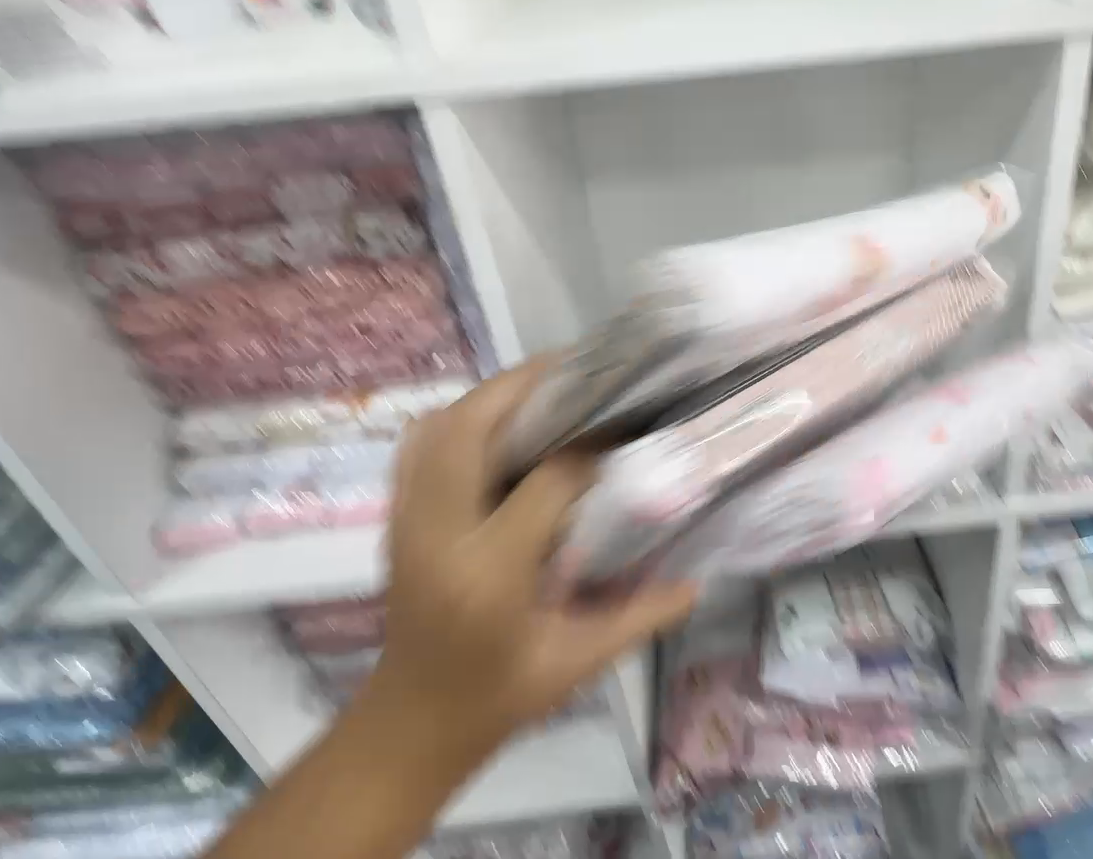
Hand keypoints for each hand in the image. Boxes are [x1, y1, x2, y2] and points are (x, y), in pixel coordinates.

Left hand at [370, 359, 696, 750]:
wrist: (412, 721)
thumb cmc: (500, 696)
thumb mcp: (577, 665)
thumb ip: (638, 619)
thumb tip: (698, 583)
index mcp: (490, 574)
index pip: (546, 483)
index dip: (589, 450)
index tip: (623, 432)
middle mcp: (440, 536)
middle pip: (471, 430)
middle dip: (524, 389)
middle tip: (574, 371)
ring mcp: (407, 523)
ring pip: (436, 429)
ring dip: (487, 398)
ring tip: (540, 389)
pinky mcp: (394, 520)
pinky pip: (414, 447)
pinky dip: (452, 420)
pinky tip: (492, 423)